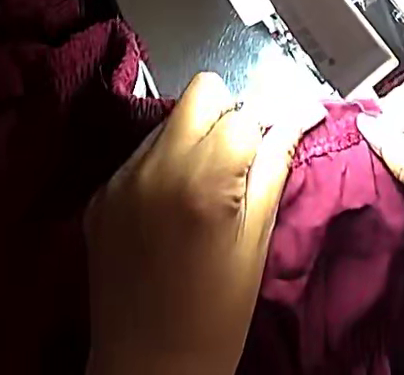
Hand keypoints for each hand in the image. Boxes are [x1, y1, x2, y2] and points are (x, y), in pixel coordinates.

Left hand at [85, 73, 324, 374]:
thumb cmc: (219, 312)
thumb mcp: (259, 236)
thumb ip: (277, 160)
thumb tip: (302, 112)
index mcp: (204, 176)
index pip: (246, 112)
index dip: (264, 129)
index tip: (268, 149)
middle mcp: (157, 165)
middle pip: (203, 91)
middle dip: (227, 113)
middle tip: (236, 159)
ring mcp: (122, 178)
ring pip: (172, 118)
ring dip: (194, 137)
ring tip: (202, 187)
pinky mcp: (100, 195)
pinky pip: (143, 152)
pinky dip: (164, 163)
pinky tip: (171, 205)